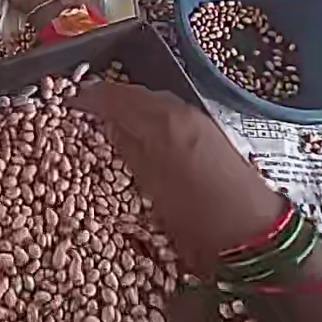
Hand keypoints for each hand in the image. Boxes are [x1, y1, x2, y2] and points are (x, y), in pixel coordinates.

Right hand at [69, 82, 289, 271]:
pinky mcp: (206, 127)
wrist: (252, 229)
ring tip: (105, 114)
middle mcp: (178, 111)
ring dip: (127, 101)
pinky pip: (167, 108)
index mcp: (160, 122)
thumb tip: (107, 125)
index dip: (89, 97)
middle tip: (83, 105)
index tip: (68, 101)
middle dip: (107, 95)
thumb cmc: (195, 215)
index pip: (115, 97)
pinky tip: (138, 125)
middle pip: (134, 92)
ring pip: (151, 98)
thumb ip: (127, 148)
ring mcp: (195, 117)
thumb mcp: (150, 185)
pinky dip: (147, 110)